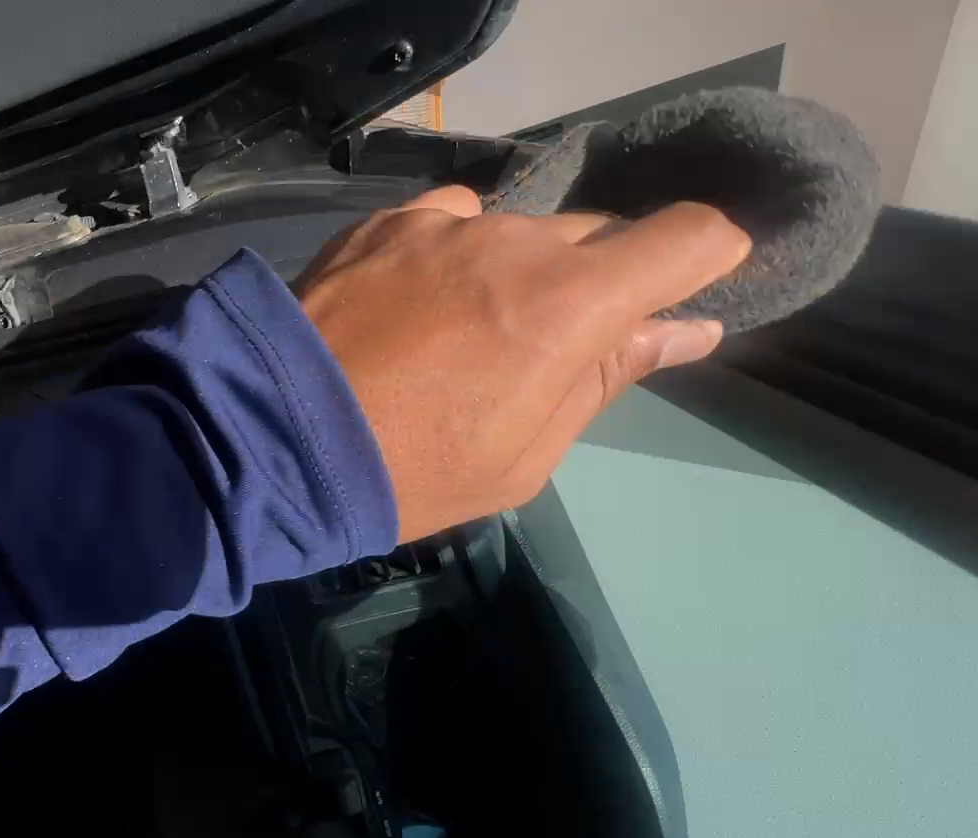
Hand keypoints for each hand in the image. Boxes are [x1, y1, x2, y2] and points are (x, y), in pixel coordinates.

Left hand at [295, 187, 750, 542]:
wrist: (275, 444)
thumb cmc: (408, 474)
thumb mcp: (522, 458)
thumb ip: (604, 380)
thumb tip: (687, 329)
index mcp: (568, 304)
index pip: (688, 237)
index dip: (703, 262)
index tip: (683, 295)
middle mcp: (513, 242)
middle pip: (596, 236)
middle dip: (593, 284)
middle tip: (544, 349)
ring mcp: (440, 226)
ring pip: (516, 230)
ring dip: (515, 271)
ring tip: (461, 333)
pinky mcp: (378, 224)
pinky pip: (445, 222)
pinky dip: (451, 253)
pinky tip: (415, 300)